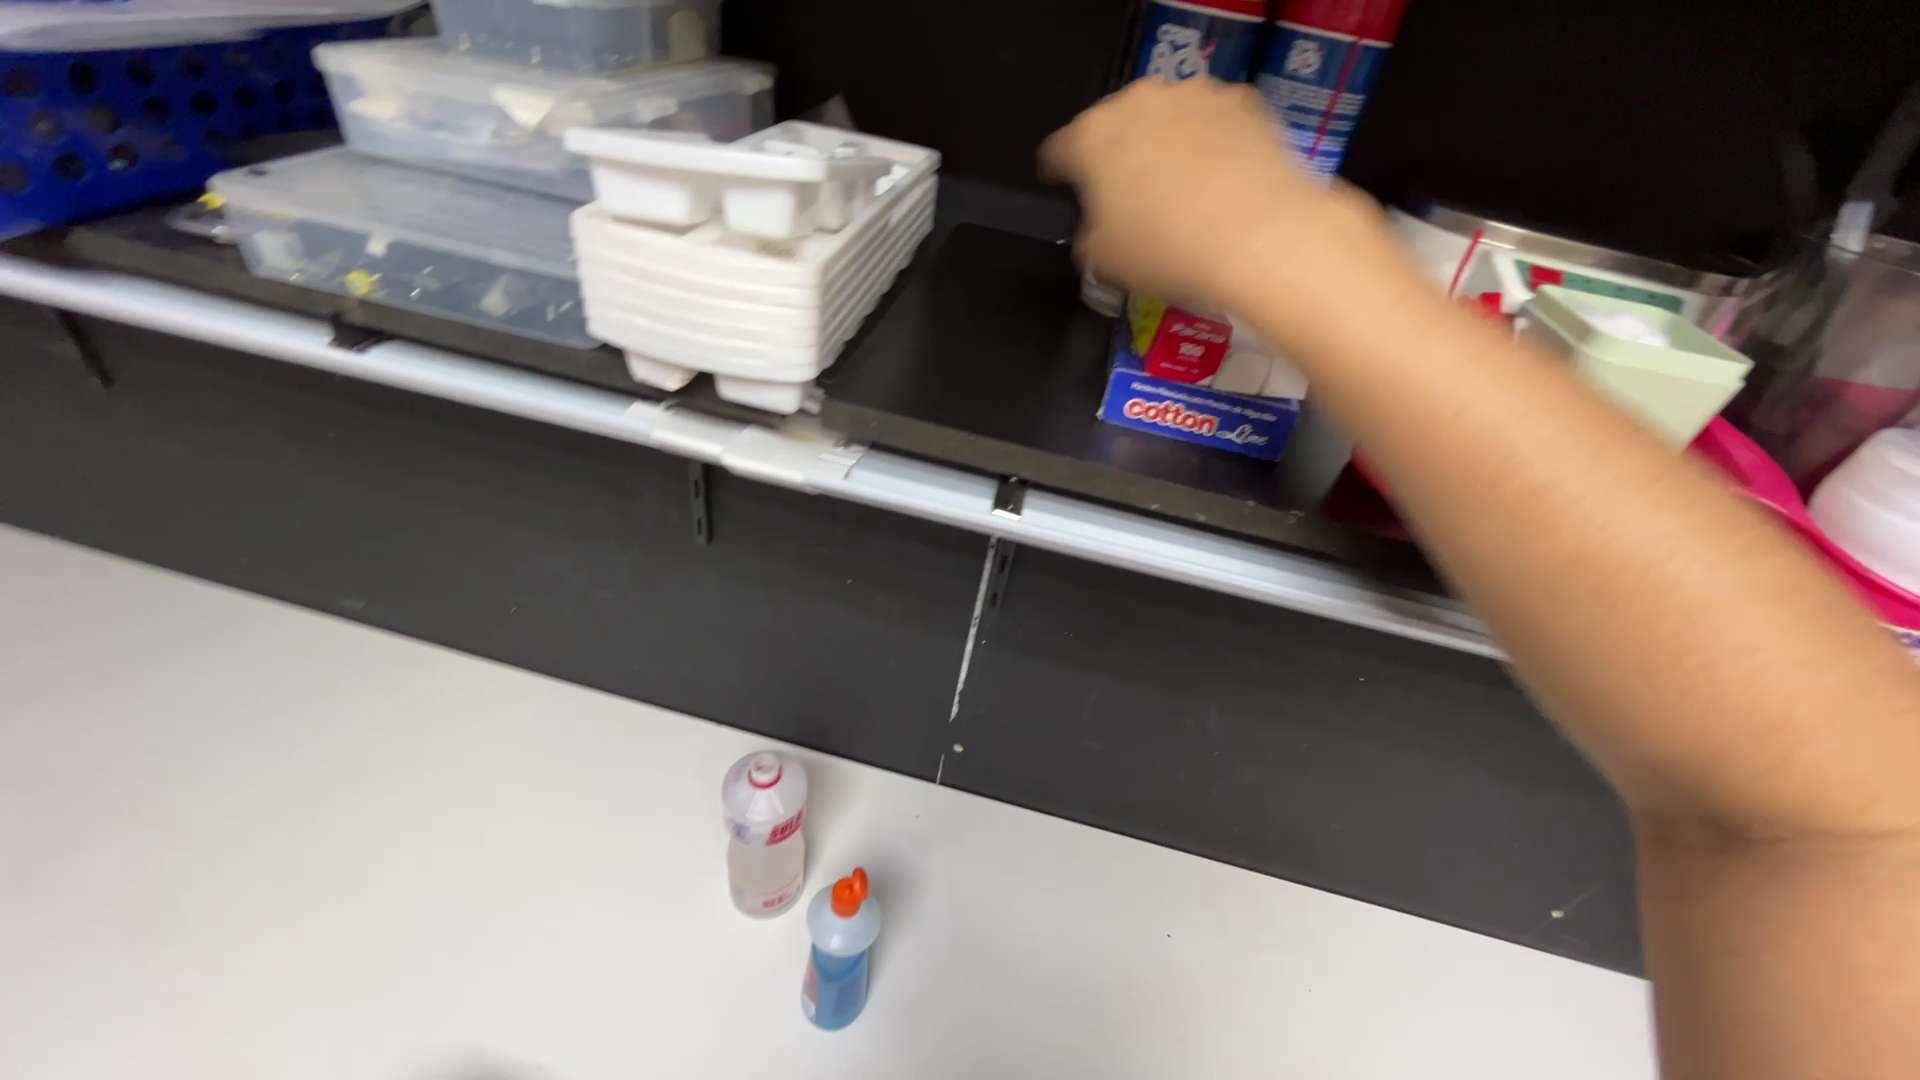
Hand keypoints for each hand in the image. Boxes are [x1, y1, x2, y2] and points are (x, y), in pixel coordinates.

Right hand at [1041, 77, 1395, 333]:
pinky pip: (1210, 122)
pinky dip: (1208, 144)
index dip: (1059, 176)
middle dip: (1114, 156)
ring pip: (1162, 118)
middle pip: (1111, 125)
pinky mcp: (1241, 102)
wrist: (1260, 237)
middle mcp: (1136, 103)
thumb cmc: (1167, 251)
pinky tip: (1217, 182)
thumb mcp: (1103, 260)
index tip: (1066, 192)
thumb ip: (1088, 233)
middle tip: (1127, 199)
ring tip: (1176, 192)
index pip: (1057, 151)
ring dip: (1161, 146)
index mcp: (1090, 139)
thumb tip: (1098, 228)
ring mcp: (1192, 96)